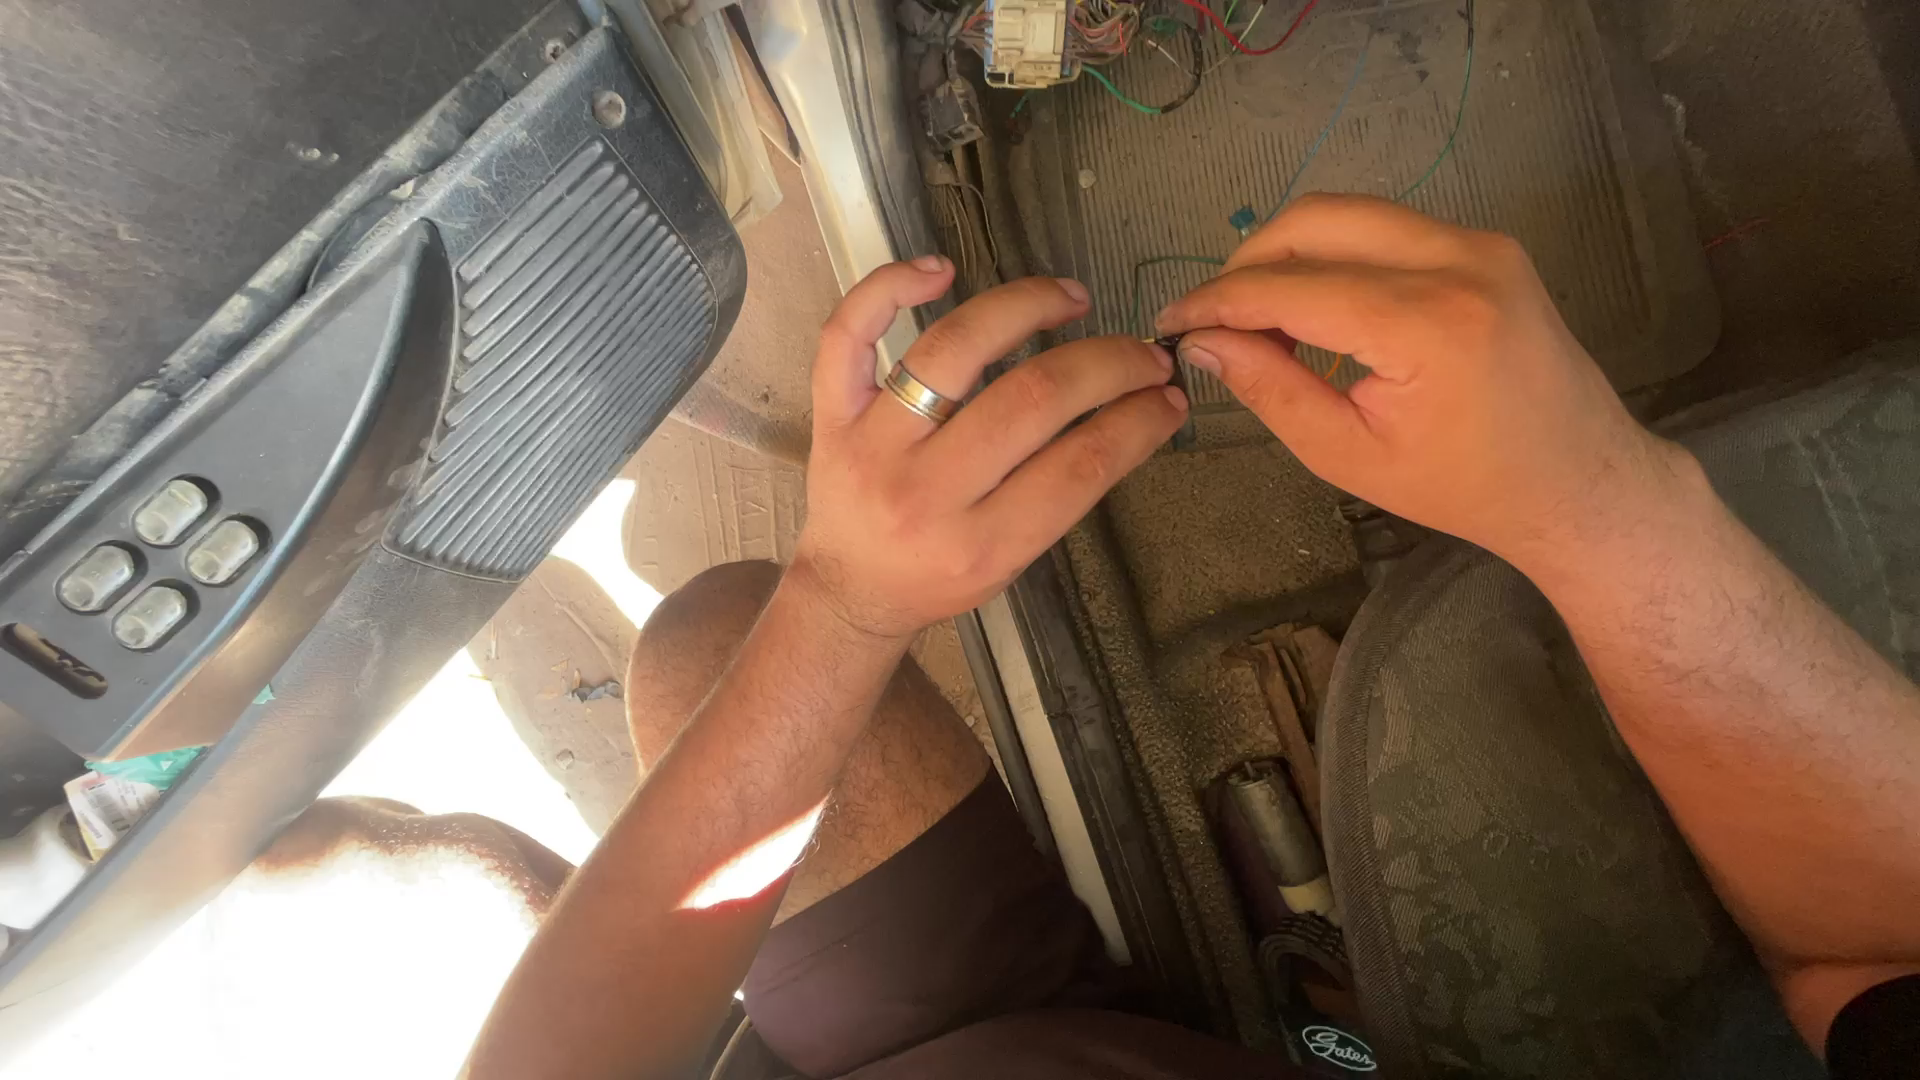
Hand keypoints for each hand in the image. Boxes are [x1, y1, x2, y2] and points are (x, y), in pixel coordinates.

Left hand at [791, 257, 1187, 640]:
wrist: (852, 590)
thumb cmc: (938, 580)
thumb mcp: (1011, 561)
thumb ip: (1060, 495)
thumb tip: (1130, 414)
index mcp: (979, 544)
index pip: (1079, 467)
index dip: (1139, 422)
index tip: (1168, 396)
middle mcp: (925, 492)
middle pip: (1031, 400)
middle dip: (1107, 364)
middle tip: (1141, 354)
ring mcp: (871, 446)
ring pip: (953, 350)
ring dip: (1026, 307)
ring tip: (1072, 298)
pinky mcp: (833, 415)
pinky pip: (847, 335)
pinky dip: (889, 288)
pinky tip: (940, 268)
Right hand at [1155, 194, 1692, 567]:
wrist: (1575, 480)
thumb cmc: (1456, 486)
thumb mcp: (1344, 452)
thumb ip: (1268, 389)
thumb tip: (1202, 343)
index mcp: (1423, 323)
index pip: (1288, 286)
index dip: (1216, 301)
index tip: (1169, 322)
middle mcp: (1455, 258)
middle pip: (1314, 221)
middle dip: (1243, 264)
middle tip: (1211, 318)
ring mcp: (1477, 243)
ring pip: (1346, 215)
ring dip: (1283, 257)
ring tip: (1255, 320)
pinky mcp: (1483, 247)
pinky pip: (1380, 231)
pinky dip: (1327, 259)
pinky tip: (1310, 312)